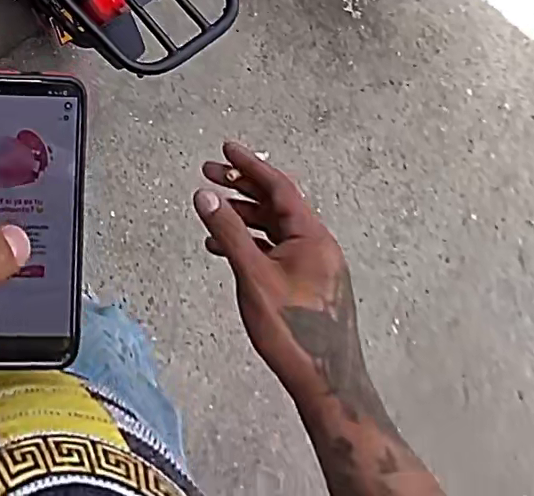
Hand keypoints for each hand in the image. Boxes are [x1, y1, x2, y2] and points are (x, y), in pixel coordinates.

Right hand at [190, 143, 366, 406]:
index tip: (228, 150)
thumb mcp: (253, 274)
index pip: (279, 187)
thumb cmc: (296, 332)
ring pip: (273, 226)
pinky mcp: (305, 284)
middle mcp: (317, 247)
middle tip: (212, 171)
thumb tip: (206, 195)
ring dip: (242, 213)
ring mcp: (313, 266)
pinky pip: (274, 247)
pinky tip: (226, 247)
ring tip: (213, 209)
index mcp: (312, 238)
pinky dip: (249, 239)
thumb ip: (228, 230)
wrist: (326, 384)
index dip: (250, 165)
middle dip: (242, 185)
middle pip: (275, 203)